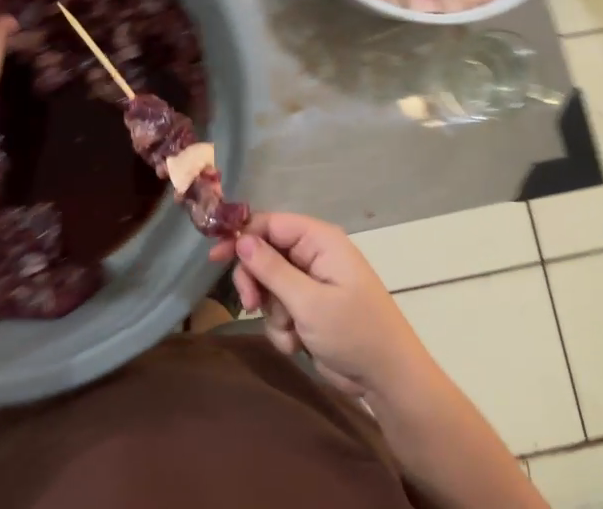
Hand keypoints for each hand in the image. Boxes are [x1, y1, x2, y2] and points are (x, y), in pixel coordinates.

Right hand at [209, 213, 431, 398]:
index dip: (243, 236)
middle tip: (249, 304)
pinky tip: (298, 343)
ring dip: (272, 312)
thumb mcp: (309, 301)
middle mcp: (314, 256)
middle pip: (264, 254)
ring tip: (290, 331)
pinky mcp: (308, 310)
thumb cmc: (354, 332)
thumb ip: (272, 269)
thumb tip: (241, 239)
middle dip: (256, 283)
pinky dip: (282, 328)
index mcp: (321, 241)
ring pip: (268, 287)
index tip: (216, 255)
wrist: (386, 379)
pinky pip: (278, 310)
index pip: (271, 223)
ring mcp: (311, 284)